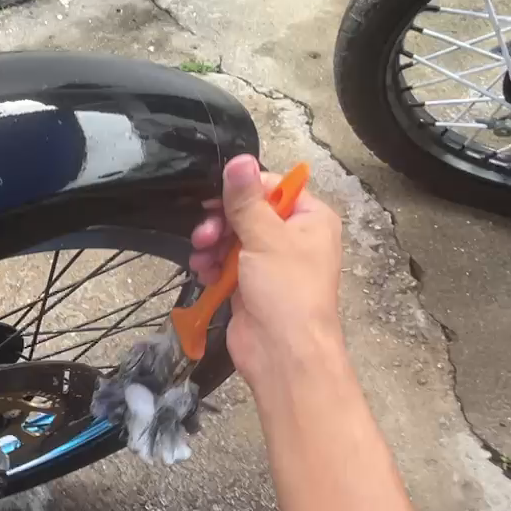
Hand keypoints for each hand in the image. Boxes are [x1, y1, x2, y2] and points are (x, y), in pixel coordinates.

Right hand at [189, 155, 345, 386]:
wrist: (281, 351)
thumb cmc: (286, 292)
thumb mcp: (266, 238)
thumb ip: (247, 200)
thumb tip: (238, 159)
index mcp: (309, 219)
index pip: (272, 188)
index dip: (241, 191)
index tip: (212, 198)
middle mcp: (291, 238)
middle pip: (248, 214)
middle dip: (221, 222)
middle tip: (203, 234)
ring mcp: (269, 264)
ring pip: (232, 240)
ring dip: (212, 245)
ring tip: (201, 258)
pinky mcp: (248, 286)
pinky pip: (225, 265)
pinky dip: (212, 266)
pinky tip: (203, 272)